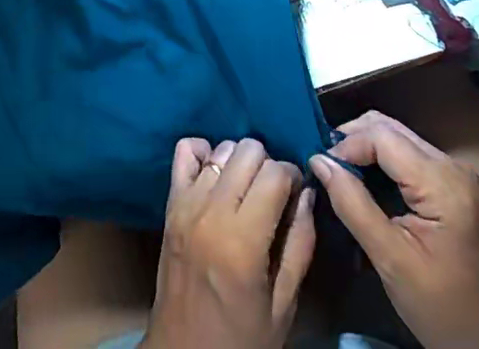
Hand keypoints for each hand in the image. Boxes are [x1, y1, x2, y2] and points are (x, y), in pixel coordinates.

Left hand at [142, 137, 315, 348]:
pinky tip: (218, 174)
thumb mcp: (283, 304)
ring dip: (241, 162)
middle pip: (249, 150)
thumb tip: (308, 192)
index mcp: (242, 241)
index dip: (294, 179)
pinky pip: (185, 151)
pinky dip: (205, 152)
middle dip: (269, 166)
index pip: (276, 173)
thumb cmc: (239, 337)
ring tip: (247, 190)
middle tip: (273, 196)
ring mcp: (186, 204)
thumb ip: (300, 243)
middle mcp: (211, 212)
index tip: (296, 198)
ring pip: (222, 147)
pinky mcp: (169, 204)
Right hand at [310, 113, 478, 348]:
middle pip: (390, 128)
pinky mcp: (450, 179)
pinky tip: (362, 179)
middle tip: (324, 166)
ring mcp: (454, 170)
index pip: (383, 137)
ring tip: (337, 172)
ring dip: (364, 148)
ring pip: (396, 135)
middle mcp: (452, 165)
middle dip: (352, 140)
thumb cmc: (439, 304)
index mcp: (443, 182)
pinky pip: (406, 152)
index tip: (319, 168)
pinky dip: (379, 159)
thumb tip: (319, 162)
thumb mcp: (390, 258)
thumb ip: (353, 205)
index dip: (346, 145)